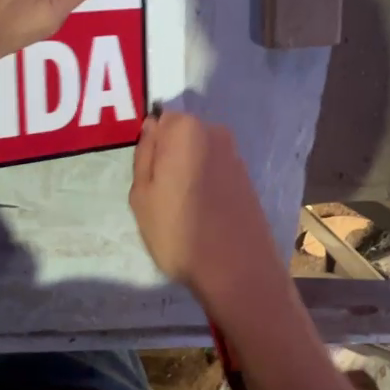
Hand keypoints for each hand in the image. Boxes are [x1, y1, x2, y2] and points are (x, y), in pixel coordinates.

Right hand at [130, 112, 282, 306]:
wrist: (237, 269)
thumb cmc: (179, 230)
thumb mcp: (141, 195)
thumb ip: (144, 155)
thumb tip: (151, 130)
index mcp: (187, 128)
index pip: (159, 121)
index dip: (150, 148)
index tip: (148, 178)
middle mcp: (216, 132)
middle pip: (181, 136)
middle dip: (170, 157)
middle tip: (161, 196)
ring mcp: (235, 155)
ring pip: (199, 155)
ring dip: (189, 172)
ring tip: (183, 210)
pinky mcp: (248, 178)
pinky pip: (216, 171)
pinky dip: (207, 185)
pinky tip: (204, 214)